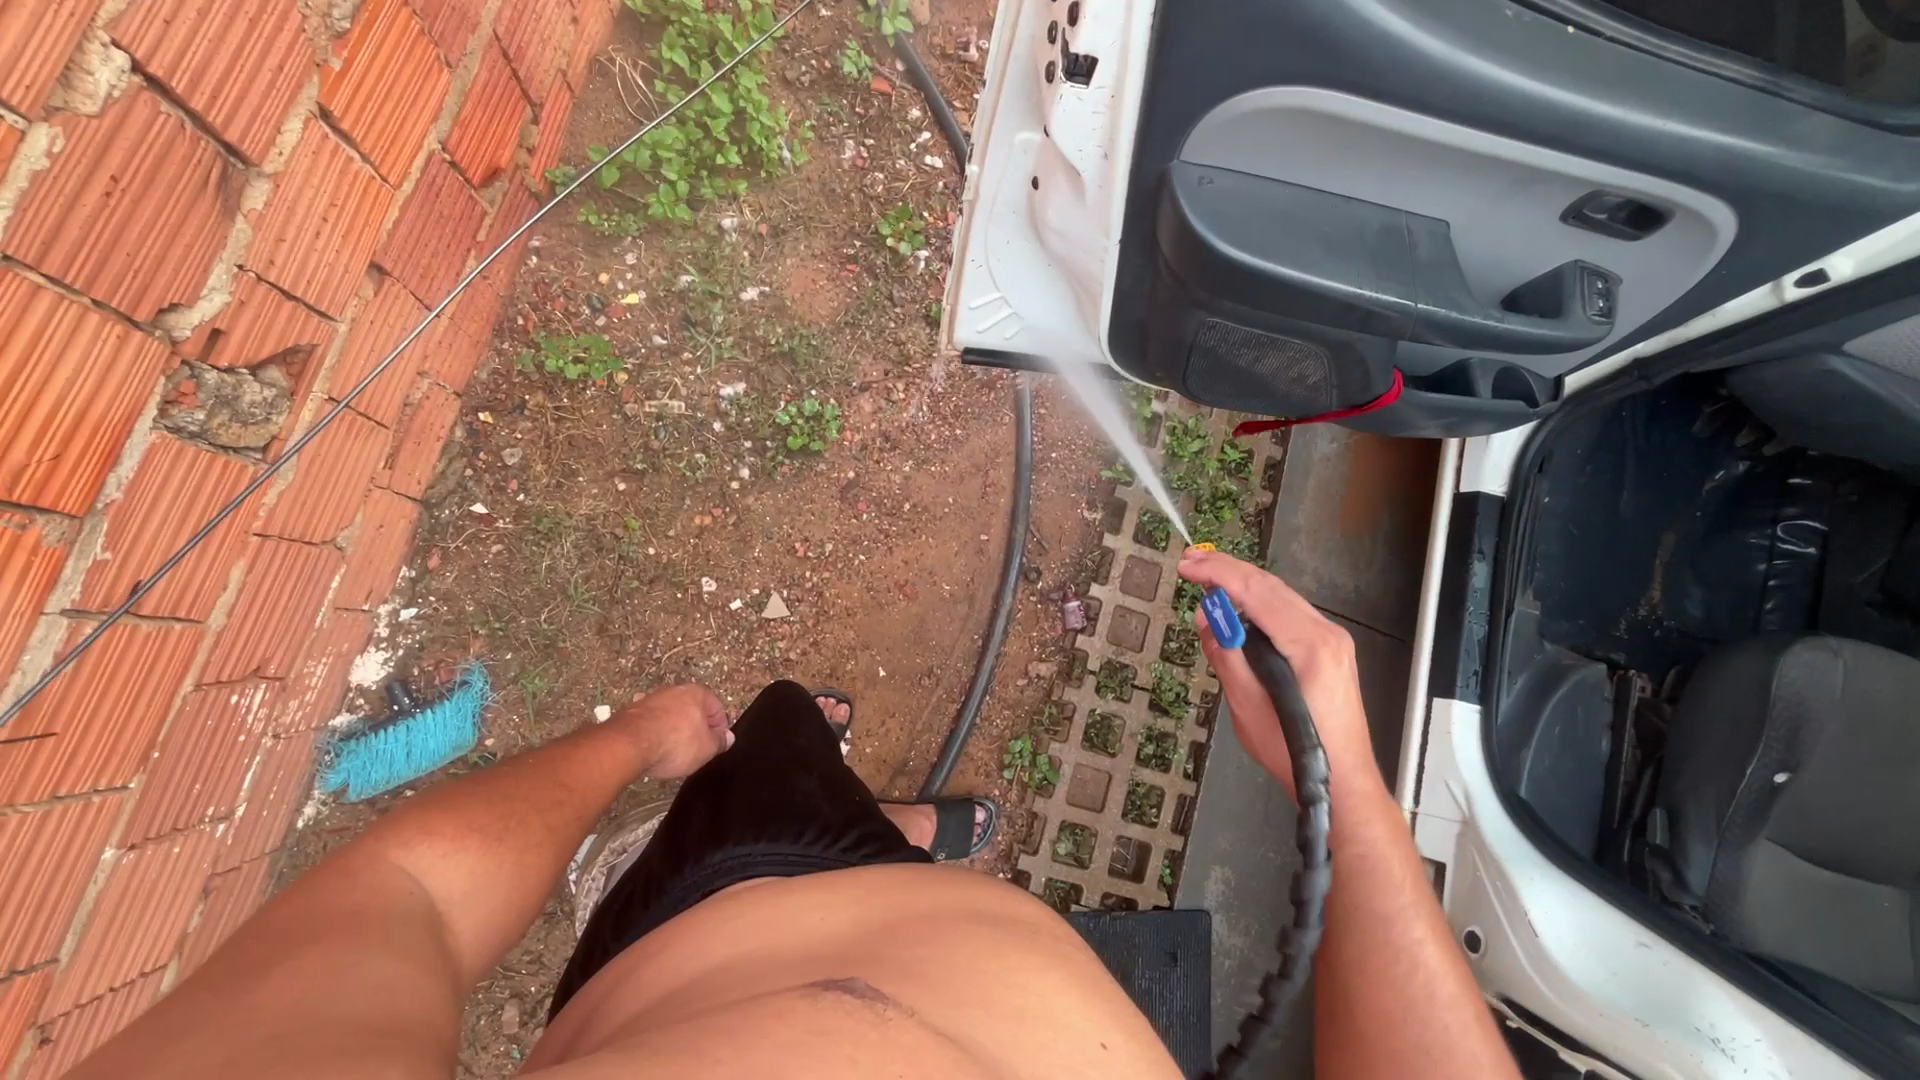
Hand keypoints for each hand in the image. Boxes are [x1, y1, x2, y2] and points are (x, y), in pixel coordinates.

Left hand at [607, 684, 732, 778]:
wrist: (628, 745)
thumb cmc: (675, 743)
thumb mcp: (707, 748)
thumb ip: (720, 742)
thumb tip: (728, 738)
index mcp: (698, 693)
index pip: (717, 709)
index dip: (720, 729)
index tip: (717, 745)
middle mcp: (674, 690)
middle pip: (692, 710)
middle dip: (695, 728)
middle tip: (696, 749)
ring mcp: (650, 699)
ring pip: (669, 716)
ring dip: (673, 730)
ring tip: (672, 753)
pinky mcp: (630, 712)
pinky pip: (650, 723)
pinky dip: (653, 734)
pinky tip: (652, 751)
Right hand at [1177, 549, 1375, 792]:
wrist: (1341, 780)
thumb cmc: (1292, 750)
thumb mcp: (1247, 705)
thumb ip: (1227, 655)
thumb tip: (1206, 617)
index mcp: (1310, 645)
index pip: (1257, 593)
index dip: (1218, 574)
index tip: (1186, 567)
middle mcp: (1327, 633)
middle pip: (1271, 586)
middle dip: (1227, 570)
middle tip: (1189, 563)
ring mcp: (1332, 638)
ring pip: (1281, 595)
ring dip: (1241, 582)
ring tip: (1205, 576)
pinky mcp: (1330, 648)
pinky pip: (1289, 611)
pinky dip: (1258, 600)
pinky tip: (1236, 603)